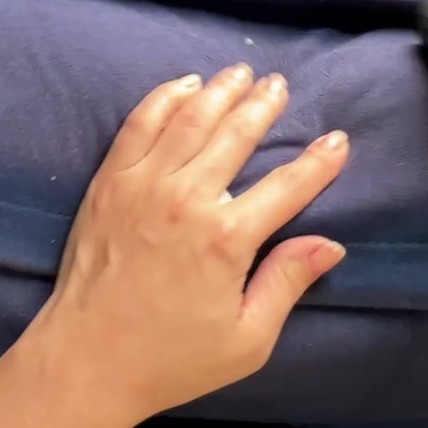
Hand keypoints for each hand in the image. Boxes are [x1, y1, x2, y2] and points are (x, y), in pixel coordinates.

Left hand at [0, 64, 349, 427]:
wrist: (89, 355)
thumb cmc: (171, 355)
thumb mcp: (246, 339)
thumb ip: (287, 283)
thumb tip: (331, 244)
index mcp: (227, 239)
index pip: (286, 186)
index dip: (318, 162)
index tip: (338, 139)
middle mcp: (187, 198)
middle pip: (236, 135)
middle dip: (263, 104)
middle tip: (278, 84)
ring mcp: (145, 182)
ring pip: (190, 118)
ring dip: (219, 90)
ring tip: (240, 72)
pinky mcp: (111, 177)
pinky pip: (139, 123)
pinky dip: (164, 97)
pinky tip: (184, 84)